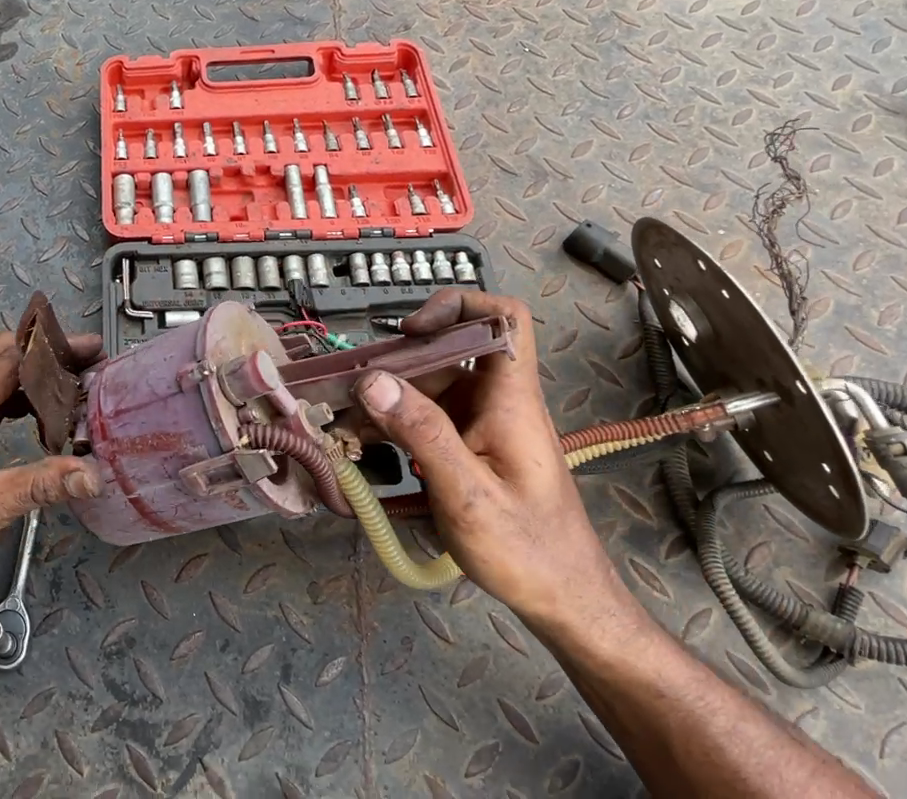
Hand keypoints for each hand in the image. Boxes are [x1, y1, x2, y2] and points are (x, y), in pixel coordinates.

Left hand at [0, 331, 104, 599]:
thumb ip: (42, 484)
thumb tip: (90, 476)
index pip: (8, 361)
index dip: (50, 351)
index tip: (87, 348)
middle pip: (1, 358)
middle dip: (44, 356)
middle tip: (85, 361)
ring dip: (32, 378)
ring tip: (72, 387)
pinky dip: (19, 399)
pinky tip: (43, 417)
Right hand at [354, 289, 639, 635]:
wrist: (564, 601)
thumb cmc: (527, 551)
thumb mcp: (468, 495)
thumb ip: (421, 432)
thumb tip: (372, 379)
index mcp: (510, 401)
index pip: (503, 318)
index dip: (457, 306)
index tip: (409, 332)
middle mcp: (496, 402)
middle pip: (447, 352)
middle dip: (394, 364)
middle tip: (348, 391)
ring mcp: (480, 426)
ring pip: (428, 387)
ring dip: (384, 399)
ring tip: (342, 424)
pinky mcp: (468, 449)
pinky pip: (424, 420)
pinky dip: (391, 426)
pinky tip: (361, 447)